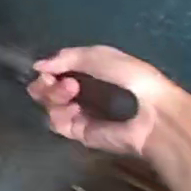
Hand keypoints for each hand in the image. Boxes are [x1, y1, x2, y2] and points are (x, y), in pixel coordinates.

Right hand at [26, 45, 188, 162]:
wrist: (153, 115)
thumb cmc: (133, 80)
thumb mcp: (103, 57)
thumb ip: (68, 57)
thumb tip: (38, 67)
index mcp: (89, 73)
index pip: (55, 70)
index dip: (48, 68)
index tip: (48, 67)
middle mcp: (81, 94)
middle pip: (45, 88)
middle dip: (45, 83)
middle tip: (54, 80)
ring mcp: (79, 114)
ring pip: (47, 104)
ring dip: (53, 95)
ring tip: (71, 91)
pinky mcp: (79, 133)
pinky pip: (56, 123)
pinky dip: (60, 115)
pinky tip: (76, 110)